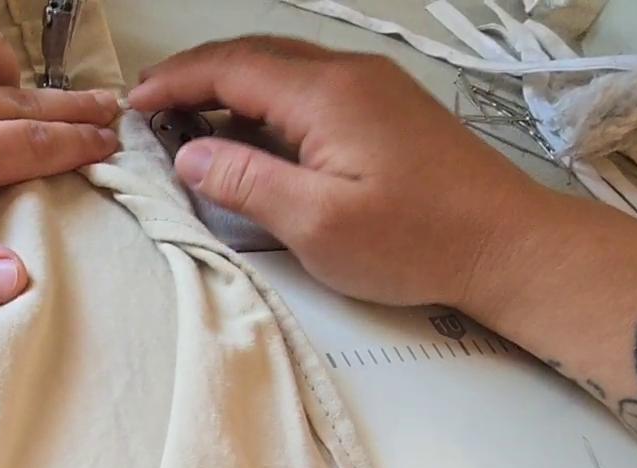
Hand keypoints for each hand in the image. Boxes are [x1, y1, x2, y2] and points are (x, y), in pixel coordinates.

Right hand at [129, 37, 568, 311]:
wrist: (502, 243)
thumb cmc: (412, 240)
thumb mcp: (315, 222)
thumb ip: (247, 182)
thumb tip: (189, 155)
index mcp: (326, 95)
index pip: (233, 69)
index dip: (176, 81)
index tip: (133, 104)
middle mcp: (347, 76)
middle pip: (254, 56)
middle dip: (193, 74)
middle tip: (147, 103)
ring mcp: (368, 90)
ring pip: (279, 69)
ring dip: (225, 85)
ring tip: (182, 115)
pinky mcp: (379, 111)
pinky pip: (303, 90)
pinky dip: (258, 102)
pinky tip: (241, 130)